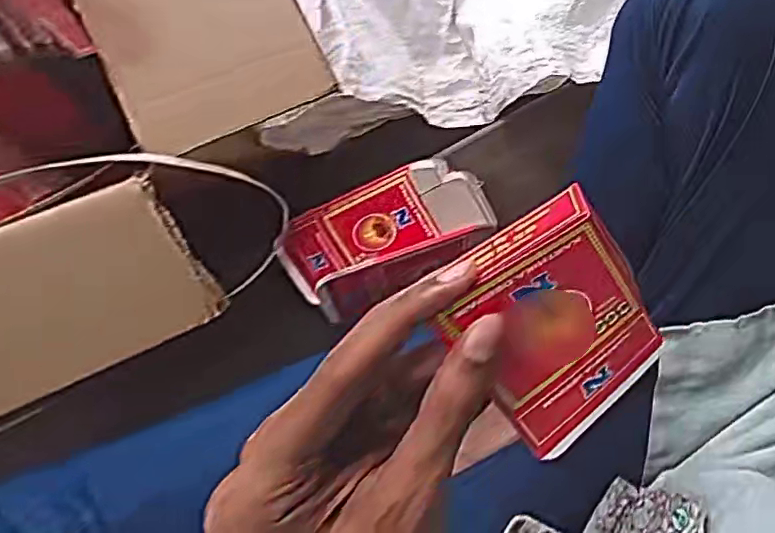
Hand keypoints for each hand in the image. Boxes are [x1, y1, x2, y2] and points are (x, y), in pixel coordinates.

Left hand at [205, 261, 503, 531]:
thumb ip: (448, 410)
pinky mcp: (348, 458)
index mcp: (273, 461)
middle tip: (488, 287)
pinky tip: (486, 373)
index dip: (413, 308)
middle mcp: (287, 444)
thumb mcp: (406, 501)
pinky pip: (401, 409)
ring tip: (501, 327)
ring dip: (450, 358)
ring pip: (393, 382)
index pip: (349, 360)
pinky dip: (445, 392)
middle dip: (438, 327)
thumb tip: (488, 329)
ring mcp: (319, 451)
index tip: (465, 273)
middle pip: (372, 365)